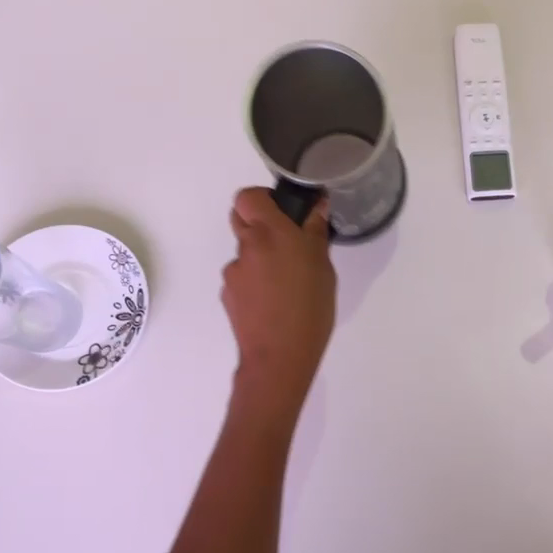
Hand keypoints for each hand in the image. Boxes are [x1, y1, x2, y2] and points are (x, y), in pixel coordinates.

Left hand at [222, 187, 336, 409]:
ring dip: (261, 259)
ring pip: (245, 253)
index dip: (263, 199)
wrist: (279, 356)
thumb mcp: (323, 267)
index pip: (248, 196)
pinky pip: (243, 278)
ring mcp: (233, 272)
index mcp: (271, 233)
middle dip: (260, 224)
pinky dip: (256, 283)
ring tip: (286, 285)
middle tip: (285, 243)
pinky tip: (274, 303)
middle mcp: (247, 247)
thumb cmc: (310, 308)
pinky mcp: (228, 295)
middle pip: (241, 219)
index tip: (283, 212)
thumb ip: (315, 232)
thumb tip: (316, 205)